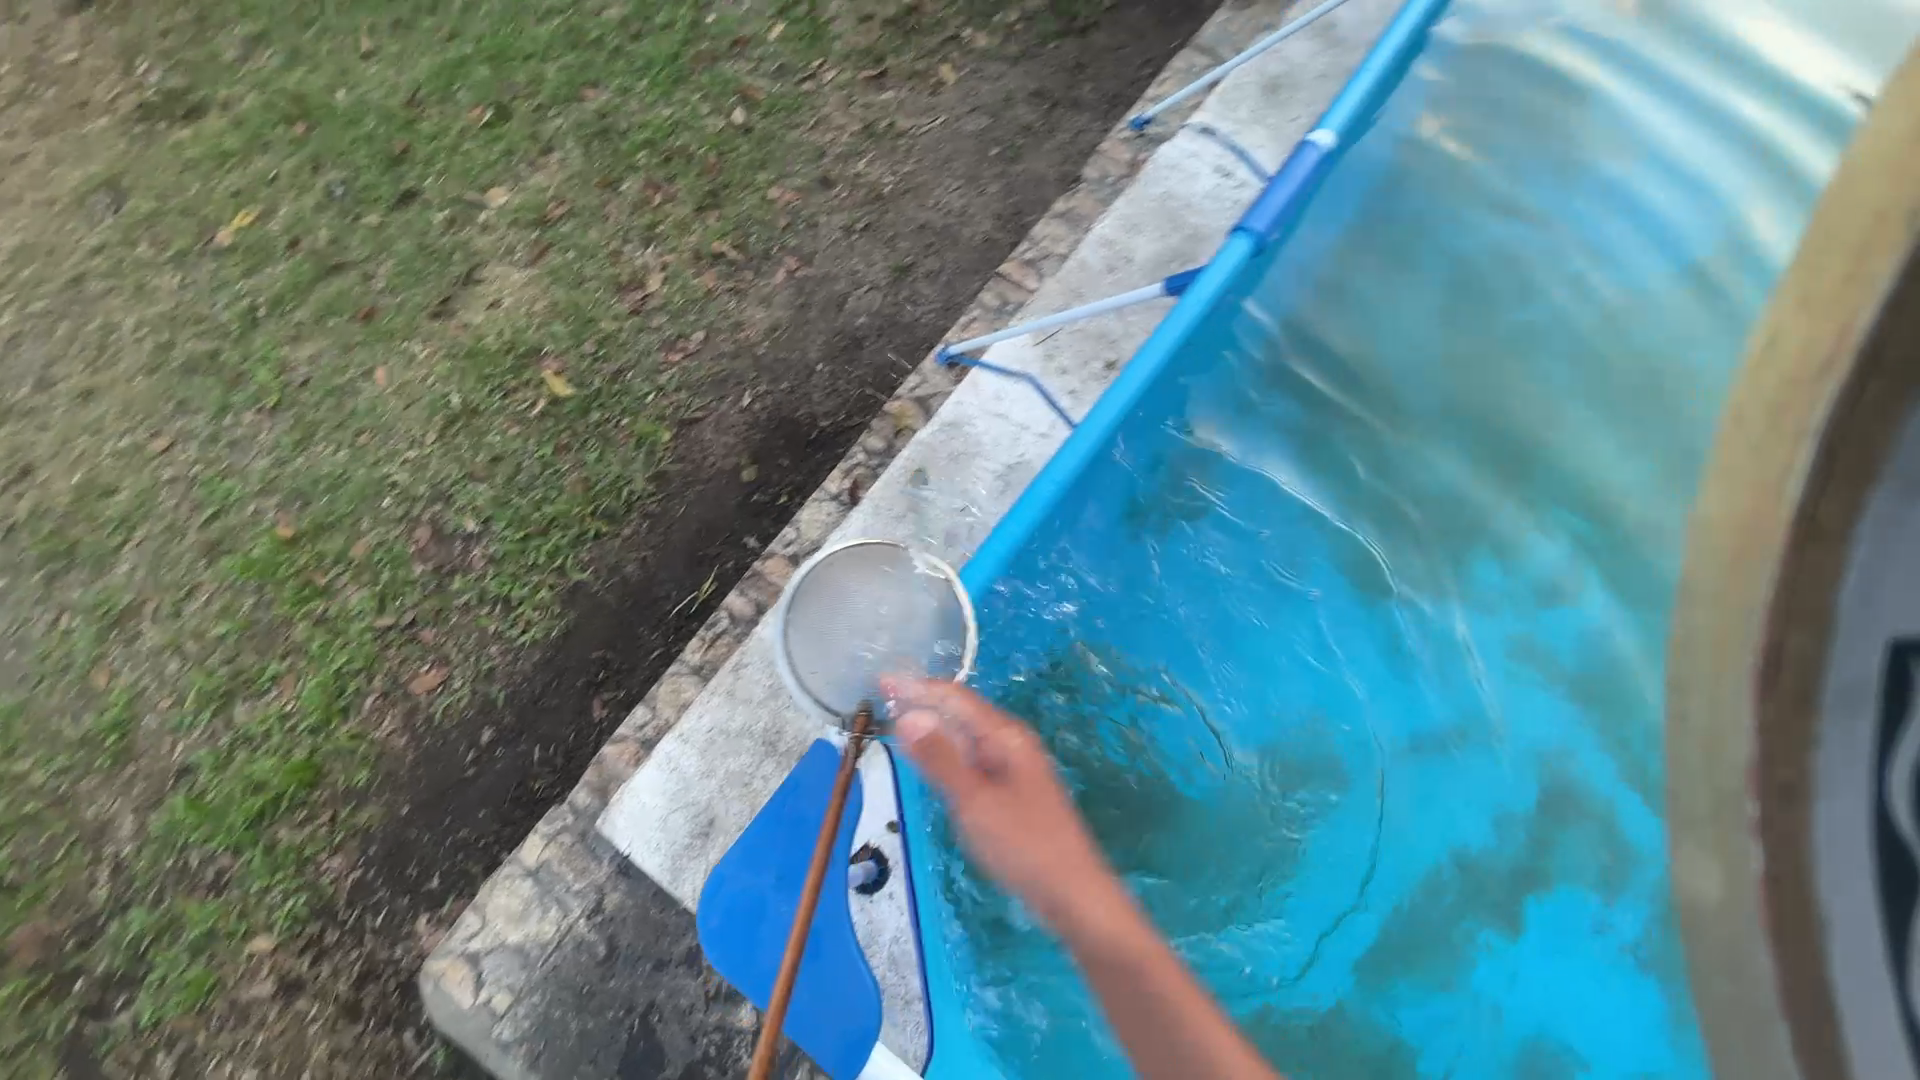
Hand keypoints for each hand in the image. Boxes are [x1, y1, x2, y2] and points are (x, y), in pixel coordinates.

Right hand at [884, 677, 1125, 933]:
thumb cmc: (1023, 845)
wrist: (1073, 894)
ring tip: (898, 722)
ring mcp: (1013, 768)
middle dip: (923, 702)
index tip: (882, 680)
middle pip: (961, 713)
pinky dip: (946, 752)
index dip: (918, 687)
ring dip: (933, 726)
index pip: (955, 699)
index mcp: (1005, 737)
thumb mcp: (974, 802)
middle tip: (884, 697)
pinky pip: (972, 759)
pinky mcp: (1010, 792)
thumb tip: (907, 715)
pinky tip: (932, 761)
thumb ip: (940, 759)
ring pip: (966, 736)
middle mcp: (1010, 744)